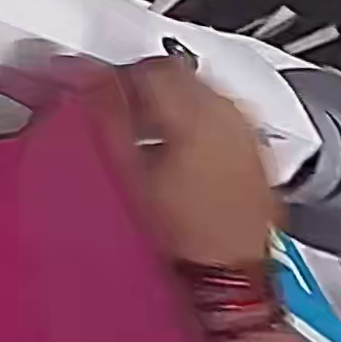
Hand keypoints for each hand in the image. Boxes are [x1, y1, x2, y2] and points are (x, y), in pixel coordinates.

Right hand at [103, 58, 278, 265]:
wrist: (225, 273)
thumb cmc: (180, 231)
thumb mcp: (124, 166)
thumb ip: (104, 114)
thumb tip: (84, 81)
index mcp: (192, 117)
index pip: (146, 68)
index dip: (112, 73)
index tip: (95, 85)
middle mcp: (227, 117)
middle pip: (174, 70)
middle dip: (140, 79)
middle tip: (115, 97)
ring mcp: (246, 132)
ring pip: (197, 85)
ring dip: (167, 92)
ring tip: (143, 116)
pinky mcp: (256, 147)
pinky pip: (220, 108)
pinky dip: (193, 109)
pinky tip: (175, 131)